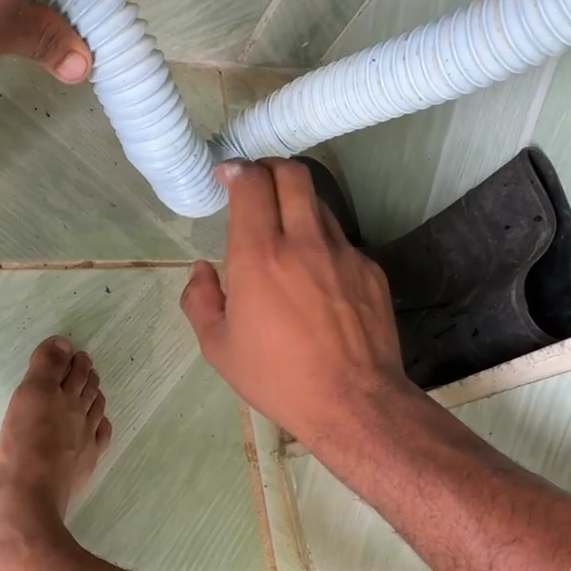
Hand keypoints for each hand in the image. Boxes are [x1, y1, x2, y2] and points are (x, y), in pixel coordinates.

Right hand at [181, 160, 412, 443]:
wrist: (353, 402)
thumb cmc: (277, 378)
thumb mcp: (218, 347)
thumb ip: (200, 300)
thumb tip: (201, 270)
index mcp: (259, 256)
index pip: (251, 184)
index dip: (237, 171)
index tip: (227, 176)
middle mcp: (303, 241)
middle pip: (292, 174)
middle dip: (270, 168)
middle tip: (256, 184)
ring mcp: (343, 253)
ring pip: (319, 204)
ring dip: (297, 203)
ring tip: (285, 229)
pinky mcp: (370, 270)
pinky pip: (340, 241)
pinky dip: (321, 242)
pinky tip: (315, 274)